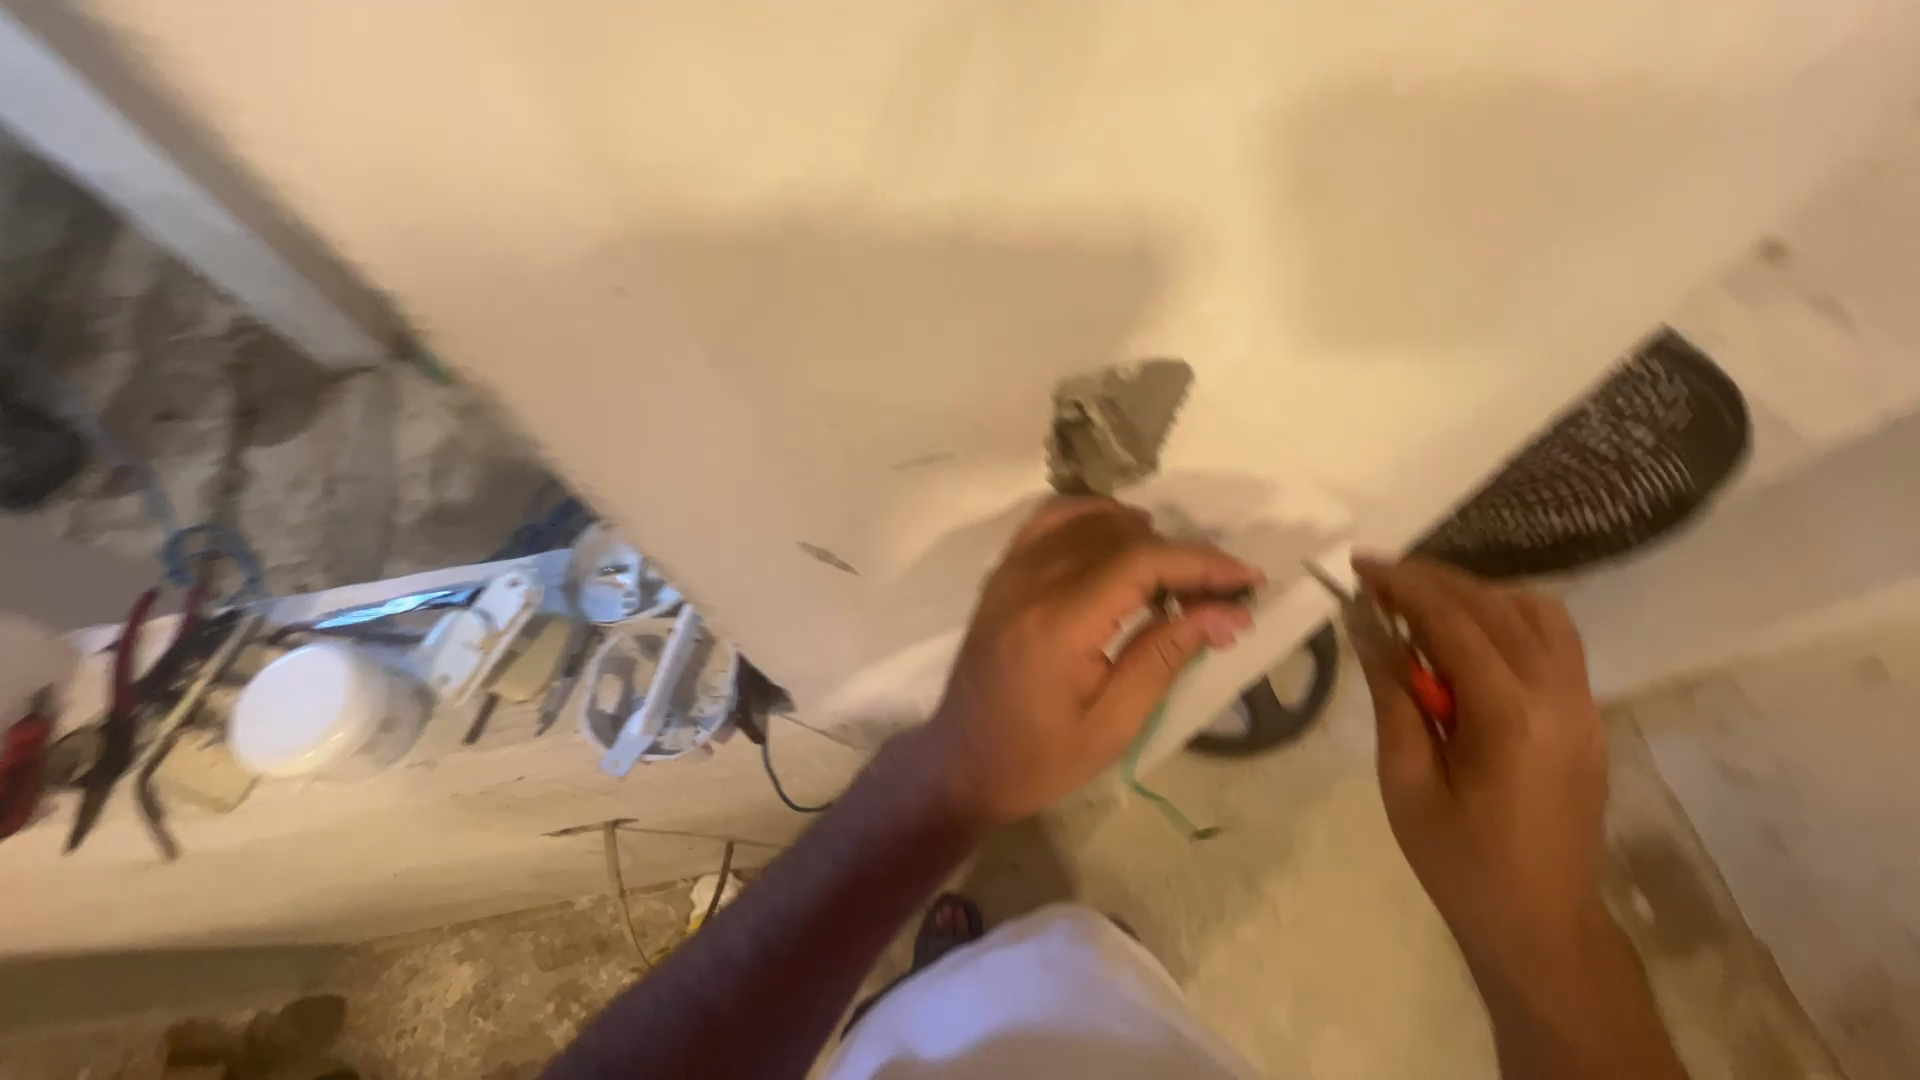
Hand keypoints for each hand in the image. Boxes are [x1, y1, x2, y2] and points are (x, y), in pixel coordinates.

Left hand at [922, 498, 1263, 827]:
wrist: (960, 763)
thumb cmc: (1039, 759)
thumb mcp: (1113, 723)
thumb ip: (1165, 656)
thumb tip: (1229, 612)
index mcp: (1059, 623)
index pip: (1141, 563)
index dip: (1202, 564)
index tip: (1248, 579)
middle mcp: (1030, 582)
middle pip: (1118, 535)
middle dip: (1178, 555)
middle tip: (1215, 595)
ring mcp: (1009, 573)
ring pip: (1085, 519)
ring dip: (1138, 535)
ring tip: (1171, 576)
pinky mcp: (1000, 575)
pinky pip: (1048, 522)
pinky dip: (1090, 519)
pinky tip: (1117, 542)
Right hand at [1351, 556, 1611, 977]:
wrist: (1542, 923)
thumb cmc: (1459, 860)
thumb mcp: (1405, 781)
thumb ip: (1391, 697)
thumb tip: (1368, 629)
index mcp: (1509, 715)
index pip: (1454, 621)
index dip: (1403, 585)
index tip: (1359, 566)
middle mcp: (1558, 697)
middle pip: (1497, 606)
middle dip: (1433, 582)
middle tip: (1377, 579)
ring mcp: (1583, 706)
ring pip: (1537, 614)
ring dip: (1475, 595)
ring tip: (1419, 604)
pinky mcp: (1586, 718)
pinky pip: (1553, 642)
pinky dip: (1507, 619)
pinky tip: (1464, 637)